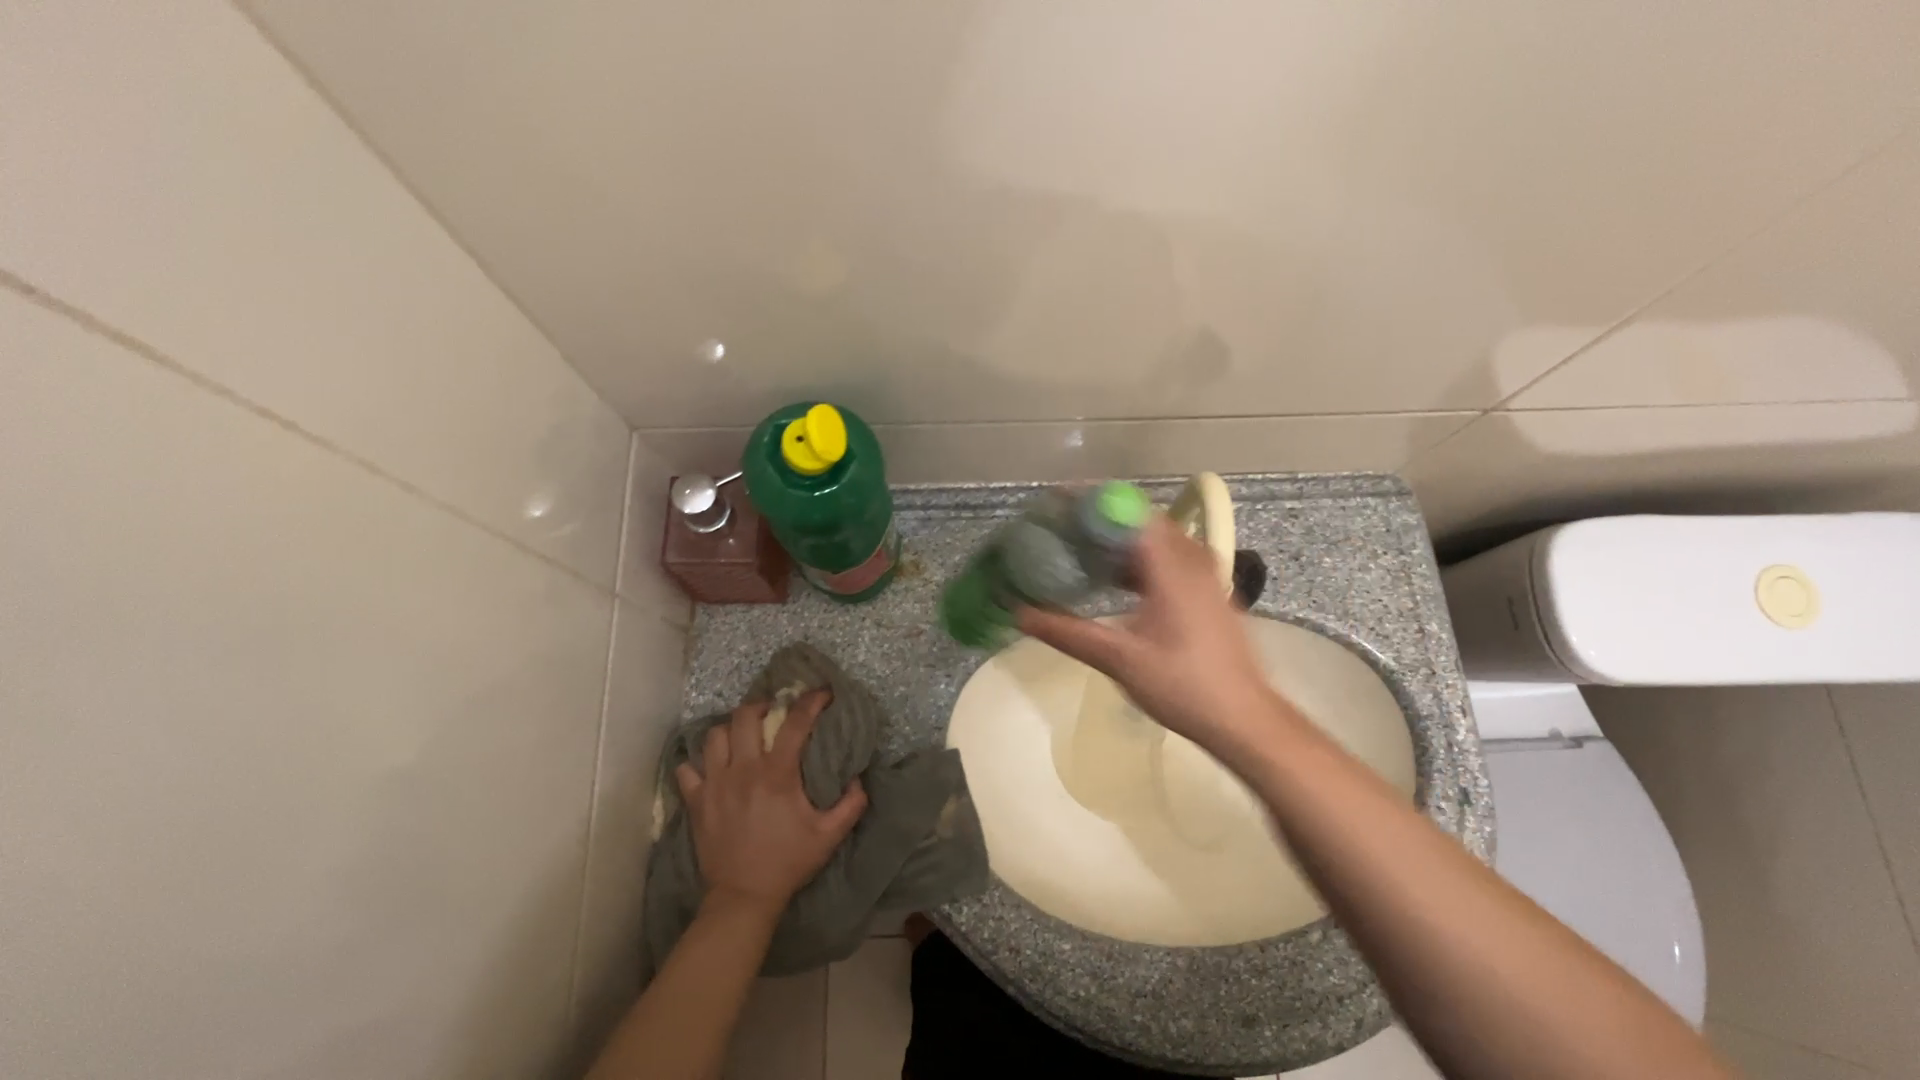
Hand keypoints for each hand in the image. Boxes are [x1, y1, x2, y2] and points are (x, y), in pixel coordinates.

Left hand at [675, 689, 868, 914]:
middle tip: (773, 712)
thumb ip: (851, 805)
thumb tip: (859, 779)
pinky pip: (687, 769)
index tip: (822, 694)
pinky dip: (697, 763)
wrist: (744, 896)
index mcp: (777, 775)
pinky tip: (711, 768)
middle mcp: (742, 770)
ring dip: (730, 729)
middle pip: (745, 716)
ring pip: (714, 736)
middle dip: (762, 705)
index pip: (794, 723)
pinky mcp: (695, 801)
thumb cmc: (788, 862)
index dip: (810, 702)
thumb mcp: (829, 836)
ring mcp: (714, 784)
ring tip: (742, 735)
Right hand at [1020, 515, 1293, 756]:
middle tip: (1058, 529)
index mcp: (1170, 566)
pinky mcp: (1208, 593)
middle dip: (1098, 519)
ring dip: (1118, 539)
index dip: (1089, 502)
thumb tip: (1019, 613)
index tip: (1053, 506)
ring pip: (1156, 539)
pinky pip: (1168, 558)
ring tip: (1077, 550)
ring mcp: (1204, 575)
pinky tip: (1112, 581)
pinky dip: (1137, 558)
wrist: (1245, 719)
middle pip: (1140, 519)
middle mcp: (1191, 560)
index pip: (1126, 510)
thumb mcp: (1119, 660)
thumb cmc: (1184, 687)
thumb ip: (1068, 632)